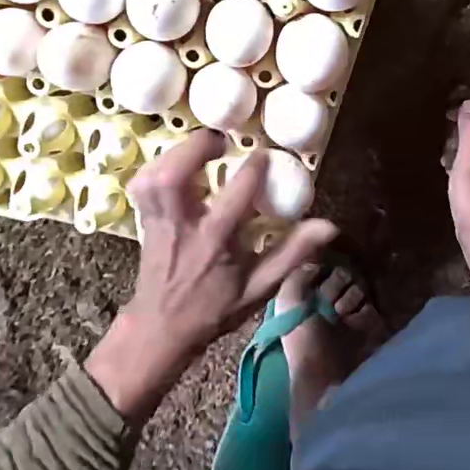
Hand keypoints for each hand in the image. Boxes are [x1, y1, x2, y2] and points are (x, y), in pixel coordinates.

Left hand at [85, 133, 337, 423]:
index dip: (254, 167)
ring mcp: (157, 220)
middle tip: (221, 141)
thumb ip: (293, 253)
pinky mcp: (143, 218)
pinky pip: (141, 182)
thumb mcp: (260, 286)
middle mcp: (182, 225)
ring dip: (177, 153)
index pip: (236, 193)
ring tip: (201, 149)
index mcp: (215, 240)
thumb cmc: (214, 307)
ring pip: (153, 176)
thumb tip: (328, 225)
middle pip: (173, 176)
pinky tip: (175, 165)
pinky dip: (157, 166)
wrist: (162, 329)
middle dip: (197, 147)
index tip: (265, 155)